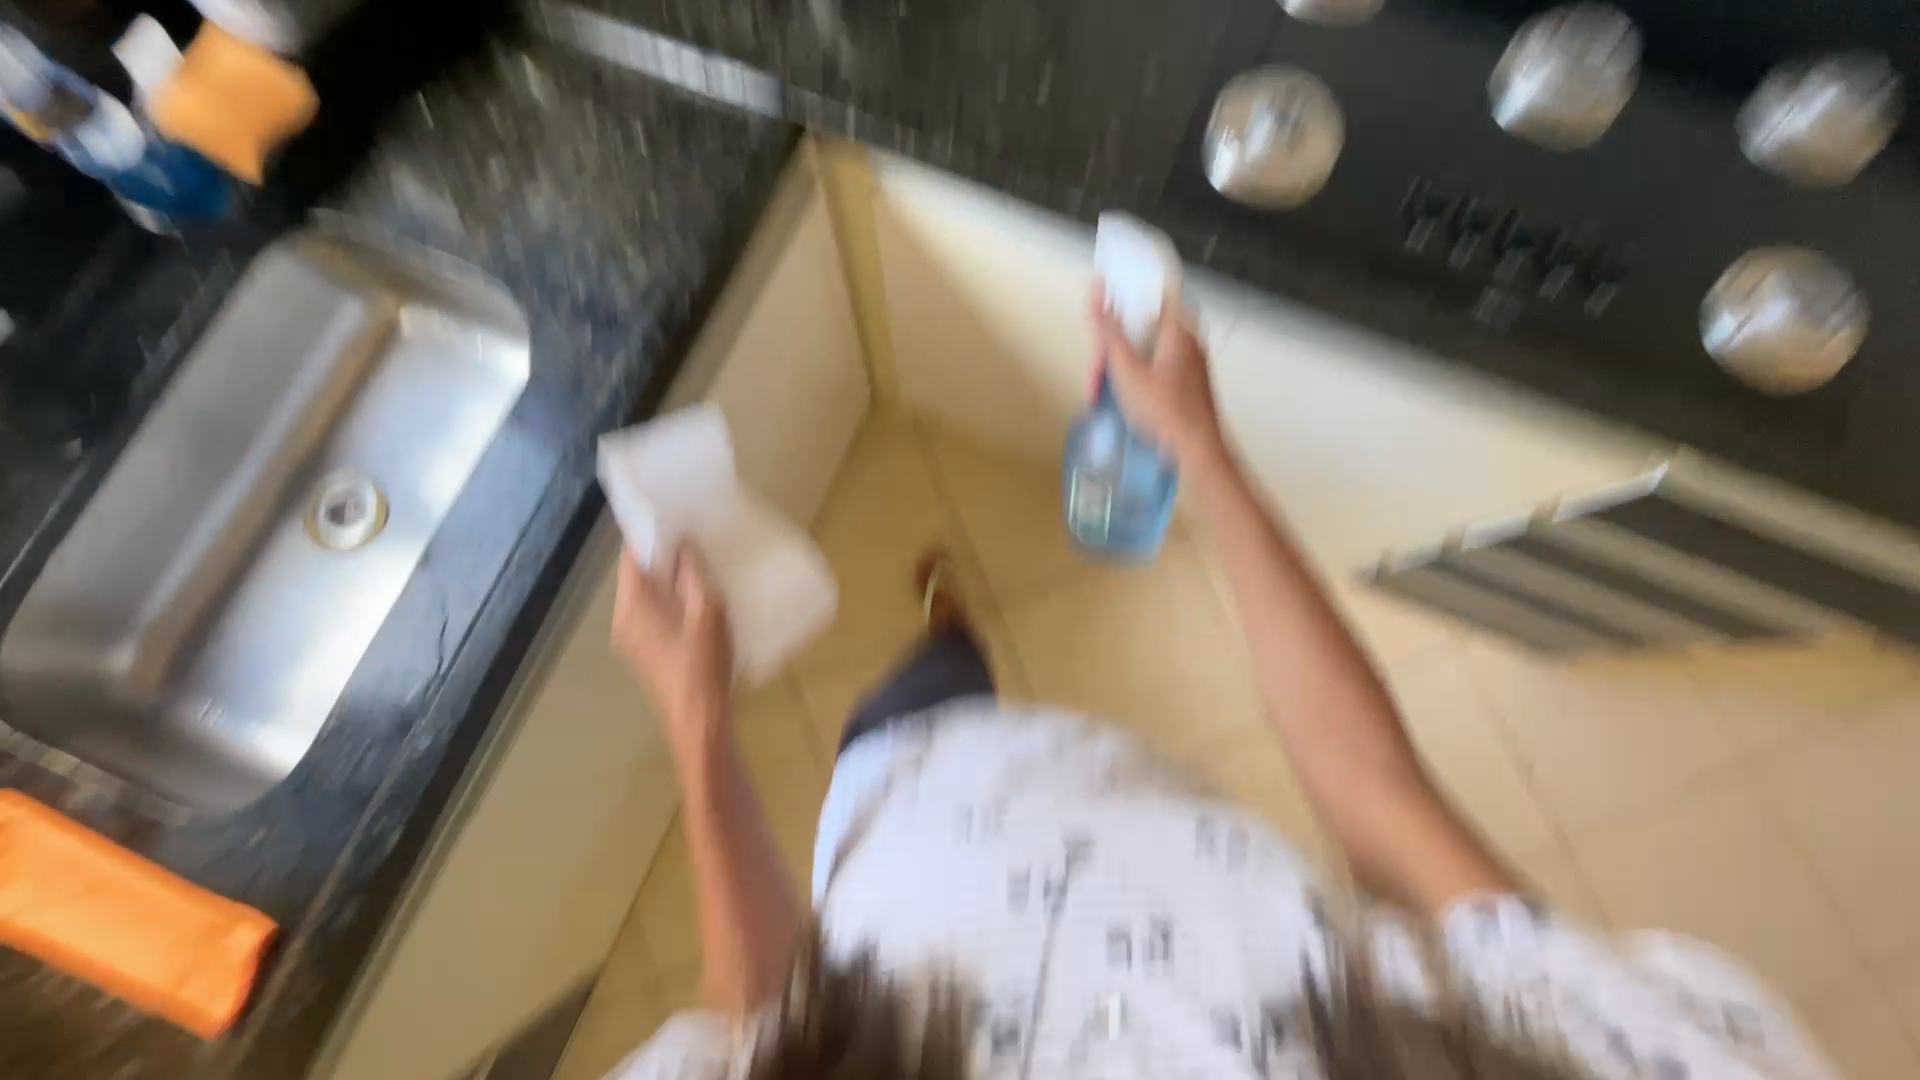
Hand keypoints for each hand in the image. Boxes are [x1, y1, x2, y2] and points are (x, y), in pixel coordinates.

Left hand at [611, 545, 733, 755]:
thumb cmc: (703, 662)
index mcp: (632, 605)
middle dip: (667, 556)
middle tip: (698, 540)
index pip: (632, 555)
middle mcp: (623, 619)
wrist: (699, 719)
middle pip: (639, 574)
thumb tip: (684, 545)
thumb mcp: (708, 610)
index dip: (652, 533)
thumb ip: (693, 573)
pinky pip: (655, 614)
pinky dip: (673, 602)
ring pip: (649, 595)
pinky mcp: (646, 652)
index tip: (677, 517)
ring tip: (703, 569)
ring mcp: (632, 639)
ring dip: (672, 580)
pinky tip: (699, 603)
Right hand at [1088, 281, 1227, 466]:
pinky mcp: (1187, 382)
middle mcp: (1188, 339)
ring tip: (1104, 388)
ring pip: (1148, 347)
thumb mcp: (1127, 369)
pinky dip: (1136, 375)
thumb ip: (1109, 330)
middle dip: (1116, 342)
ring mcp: (1190, 362)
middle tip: (1098, 367)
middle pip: (1145, 324)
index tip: (1105, 303)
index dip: (1126, 294)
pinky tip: (1123, 397)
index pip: (1153, 290)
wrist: (1197, 449)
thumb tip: (1097, 291)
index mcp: (1178, 327)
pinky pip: (1157, 366)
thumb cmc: (1165, 411)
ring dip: (1122, 363)